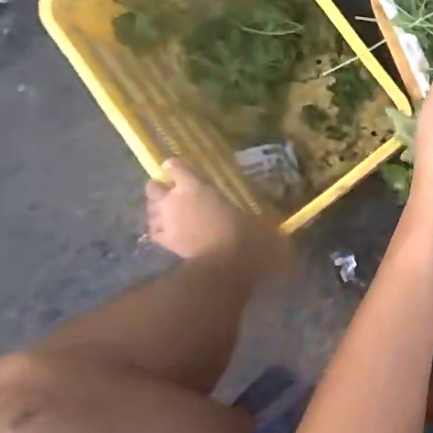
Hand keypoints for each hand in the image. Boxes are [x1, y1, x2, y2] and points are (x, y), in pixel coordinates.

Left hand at [145, 158, 281, 266]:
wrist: (223, 265)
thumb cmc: (242, 235)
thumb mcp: (253, 219)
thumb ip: (249, 213)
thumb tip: (283, 225)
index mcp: (195, 186)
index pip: (175, 166)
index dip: (177, 168)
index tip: (185, 171)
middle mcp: (174, 199)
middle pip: (153, 186)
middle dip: (160, 188)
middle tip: (175, 193)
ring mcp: (164, 220)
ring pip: (149, 207)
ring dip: (157, 209)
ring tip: (171, 214)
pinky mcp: (162, 240)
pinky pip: (154, 230)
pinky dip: (159, 230)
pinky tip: (169, 233)